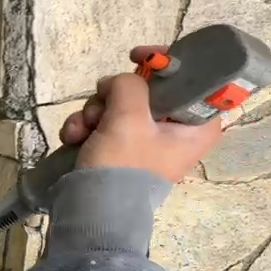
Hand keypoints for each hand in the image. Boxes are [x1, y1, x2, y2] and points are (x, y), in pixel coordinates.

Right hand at [62, 47, 225, 183]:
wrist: (92, 212)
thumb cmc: (121, 166)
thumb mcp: (127, 119)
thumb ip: (128, 87)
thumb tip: (118, 80)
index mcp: (197, 124)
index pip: (193, 78)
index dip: (165, 63)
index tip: (137, 57)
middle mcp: (174, 131)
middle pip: (145, 92)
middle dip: (113, 97)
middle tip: (99, 109)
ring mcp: (143, 142)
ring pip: (117, 108)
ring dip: (91, 113)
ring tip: (80, 131)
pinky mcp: (117, 152)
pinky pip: (101, 126)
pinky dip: (83, 128)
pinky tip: (72, 139)